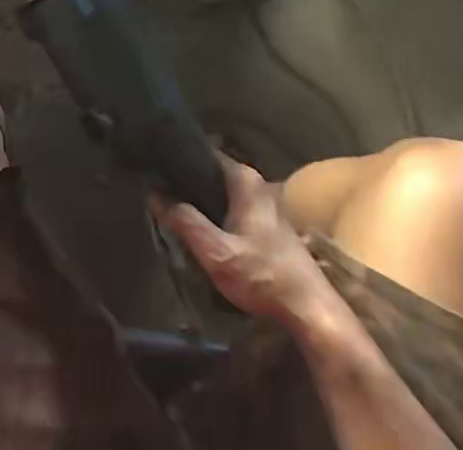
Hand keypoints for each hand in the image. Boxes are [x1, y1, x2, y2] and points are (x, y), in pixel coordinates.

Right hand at [154, 155, 331, 322]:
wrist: (307, 307)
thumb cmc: (261, 275)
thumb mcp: (216, 252)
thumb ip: (186, 222)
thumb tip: (157, 195)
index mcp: (244, 179)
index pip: (204, 154)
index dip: (179, 161)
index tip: (155, 170)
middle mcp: (255, 182)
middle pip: (212, 174)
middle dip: (187, 184)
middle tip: (158, 195)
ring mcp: (263, 202)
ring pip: (221, 193)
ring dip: (200, 202)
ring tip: (171, 212)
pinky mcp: (265, 223)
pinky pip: (231, 207)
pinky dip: (214, 214)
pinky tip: (199, 230)